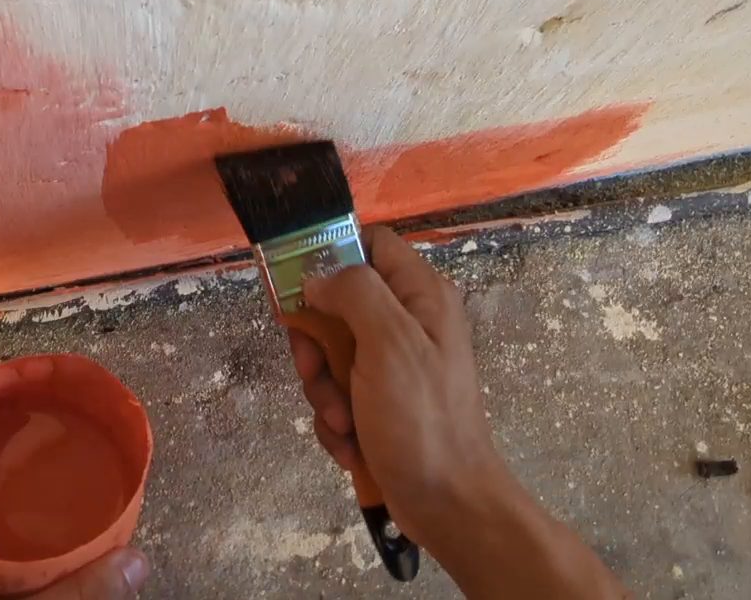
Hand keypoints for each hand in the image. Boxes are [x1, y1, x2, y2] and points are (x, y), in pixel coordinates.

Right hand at [288, 225, 501, 551]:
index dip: (333, 253)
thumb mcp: (389, 342)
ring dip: (323, 387)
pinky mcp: (379, 399)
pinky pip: (336, 390)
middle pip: (337, 301)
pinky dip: (335, 416)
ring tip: (343, 419)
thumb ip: (353, 292)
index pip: (370, 242)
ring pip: (329, 350)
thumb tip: (316, 277)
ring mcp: (392, 363)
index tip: (301, 281)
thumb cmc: (421, 417)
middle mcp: (407, 320)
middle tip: (313, 369)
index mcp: (420, 294)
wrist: (448, 508)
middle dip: (316, 341)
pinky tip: (351, 440)